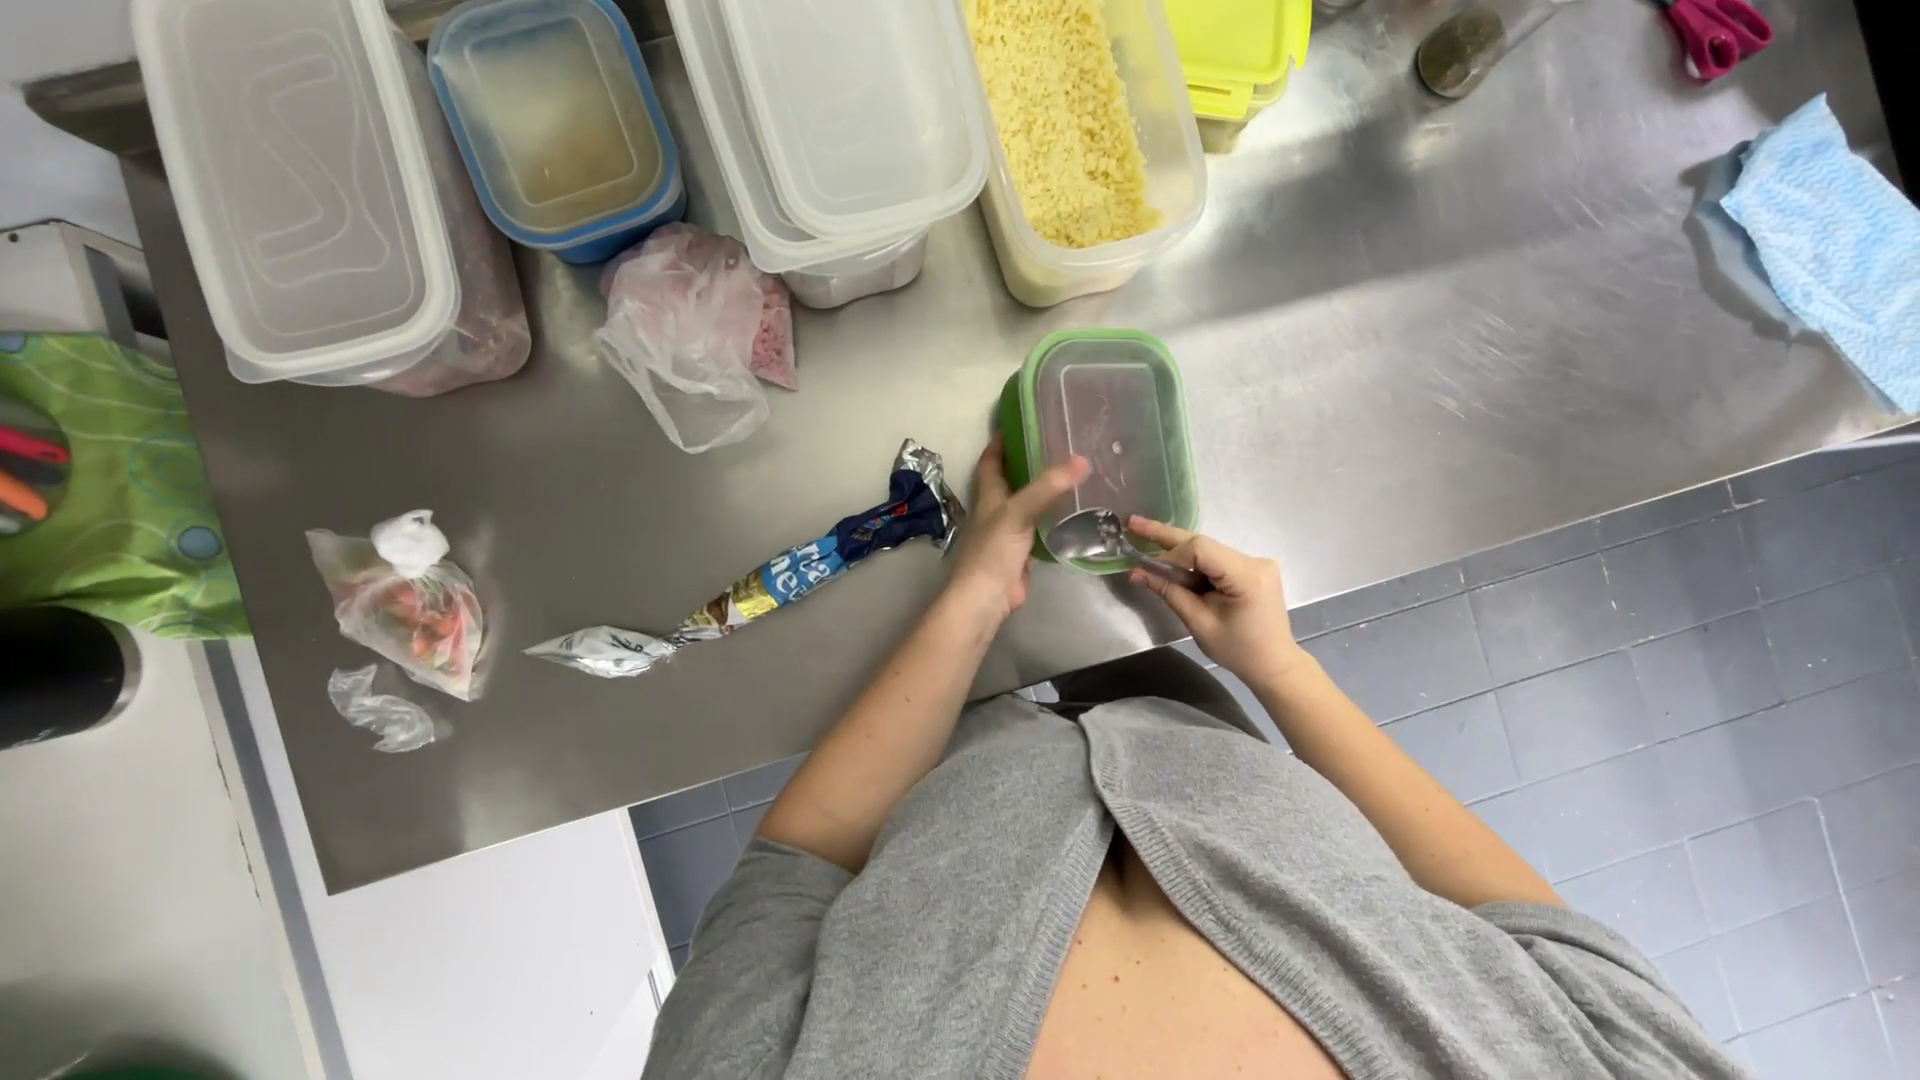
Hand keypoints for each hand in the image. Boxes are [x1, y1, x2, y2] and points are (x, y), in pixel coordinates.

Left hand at [944, 434, 1089, 622]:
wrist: (988, 597)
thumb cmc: (993, 550)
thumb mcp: (1018, 512)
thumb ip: (1047, 487)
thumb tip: (1081, 461)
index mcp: (989, 494)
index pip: (991, 460)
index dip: (1002, 441)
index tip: (1022, 424)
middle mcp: (998, 508)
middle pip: (1013, 479)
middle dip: (1031, 462)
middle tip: (1060, 445)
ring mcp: (1011, 530)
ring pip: (1030, 502)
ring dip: (1046, 489)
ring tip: (1075, 472)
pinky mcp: (1025, 550)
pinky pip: (1042, 526)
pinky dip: (1056, 517)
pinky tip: (1077, 509)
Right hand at [1126, 517, 1309, 687]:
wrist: (1273, 664)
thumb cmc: (1238, 650)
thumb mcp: (1199, 623)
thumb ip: (1170, 593)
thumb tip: (1137, 573)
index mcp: (1247, 575)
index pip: (1201, 549)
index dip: (1170, 555)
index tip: (1149, 569)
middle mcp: (1254, 561)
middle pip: (1203, 542)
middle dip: (1166, 535)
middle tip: (1134, 523)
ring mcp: (1255, 563)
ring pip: (1207, 550)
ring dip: (1178, 554)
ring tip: (1147, 544)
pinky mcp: (1252, 569)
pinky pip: (1216, 559)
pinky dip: (1193, 564)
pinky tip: (1174, 566)